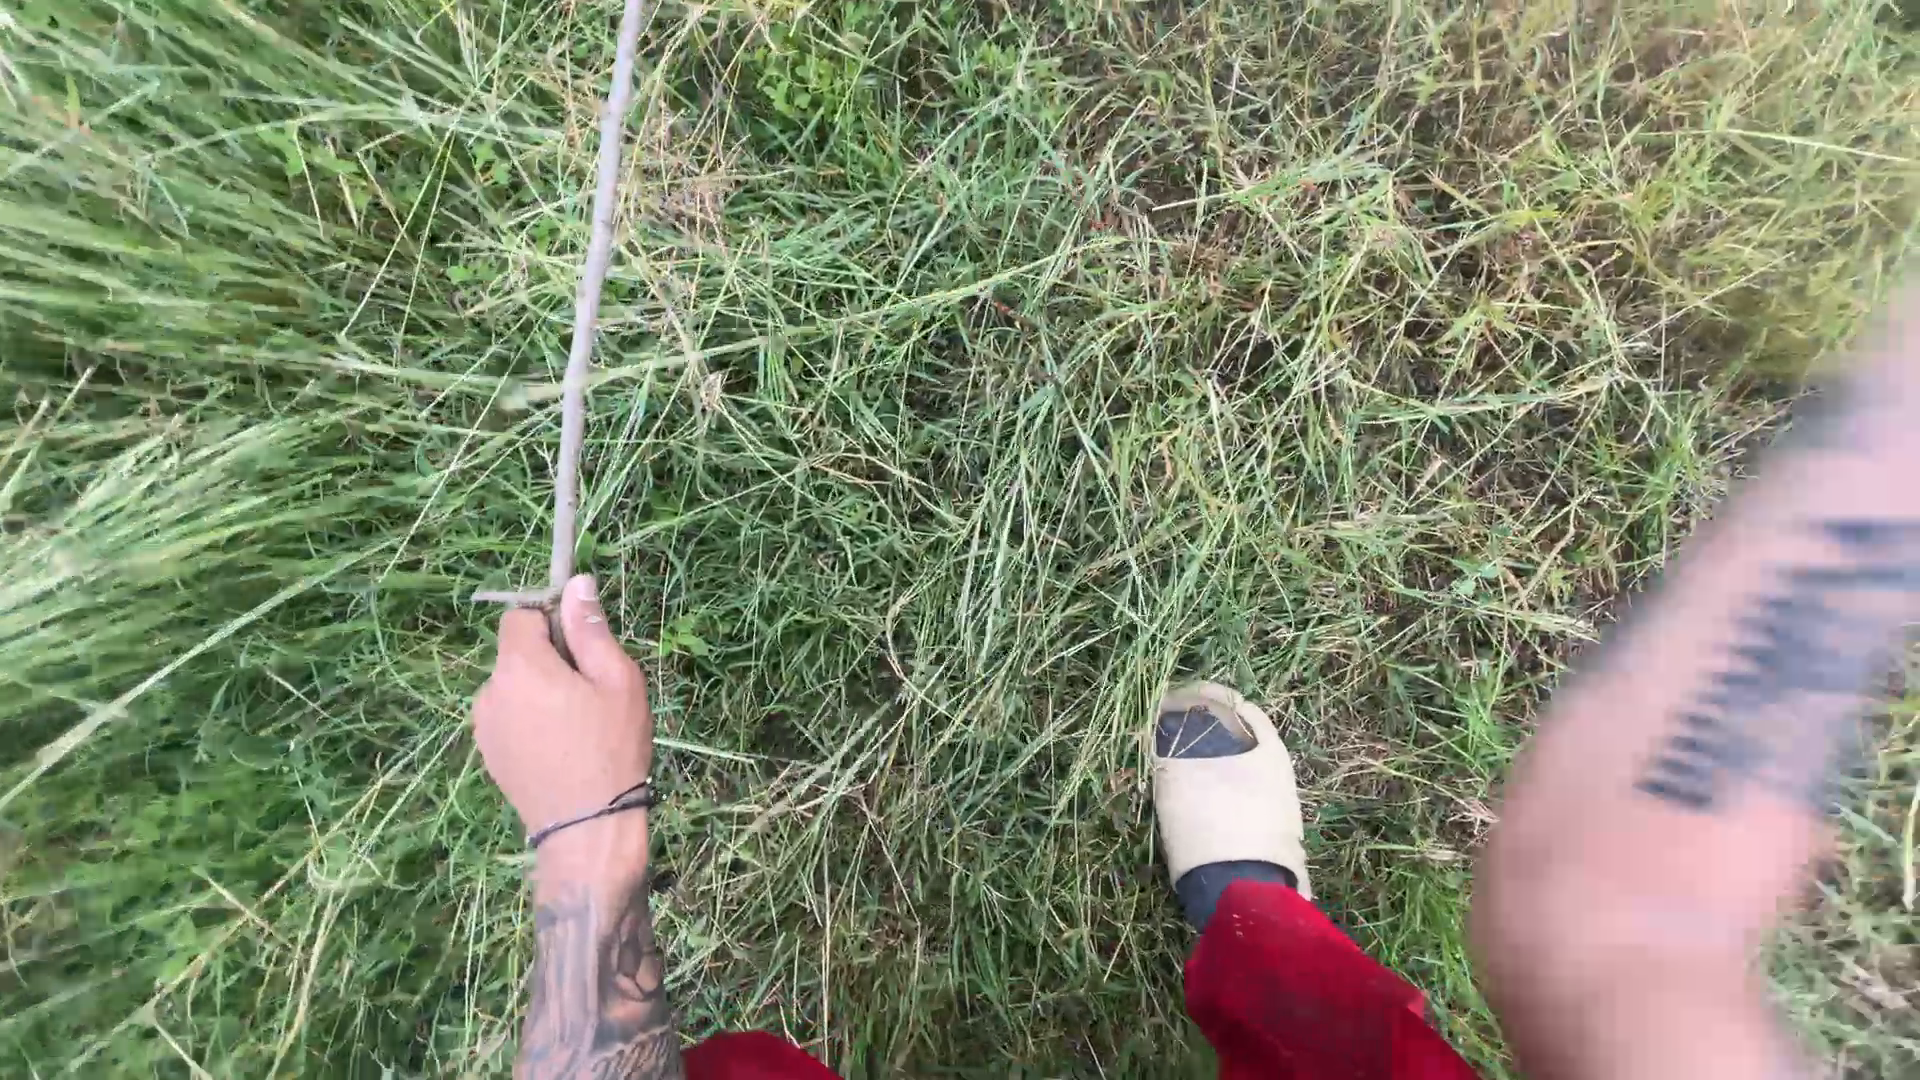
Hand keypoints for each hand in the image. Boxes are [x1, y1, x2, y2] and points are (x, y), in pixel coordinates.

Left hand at [473, 574, 653, 836]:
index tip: (583, 643)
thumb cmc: (611, 743)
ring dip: (541, 689)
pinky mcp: (488, 752)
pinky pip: (509, 715)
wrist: (587, 823)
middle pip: (516, 653)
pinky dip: (532, 716)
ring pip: (514, 685)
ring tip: (580, 720)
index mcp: (520, 667)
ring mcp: (484, 725)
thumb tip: (578, 583)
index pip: (518, 616)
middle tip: (592, 688)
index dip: (550, 619)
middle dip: (551, 658)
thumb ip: (591, 630)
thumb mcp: (616, 679)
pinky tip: (562, 743)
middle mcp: (490, 691)